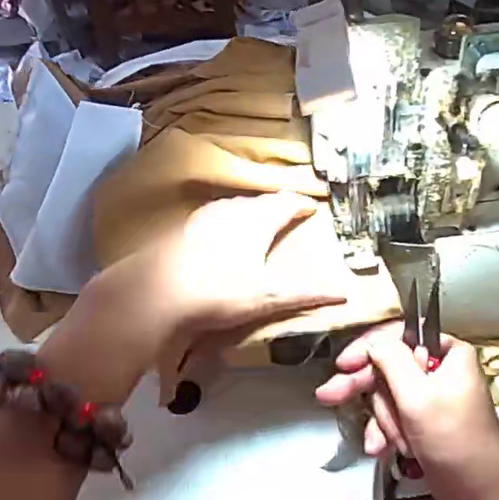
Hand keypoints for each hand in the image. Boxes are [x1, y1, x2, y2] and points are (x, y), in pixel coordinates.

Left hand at [41, 195, 345, 402]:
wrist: (154, 294)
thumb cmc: (219, 293)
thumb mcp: (268, 297)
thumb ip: (307, 293)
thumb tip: (344, 290)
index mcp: (258, 219)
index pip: (288, 203)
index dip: (303, 206)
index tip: (313, 210)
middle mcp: (232, 209)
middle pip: (262, 202)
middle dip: (278, 208)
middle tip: (290, 216)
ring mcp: (204, 215)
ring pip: (236, 207)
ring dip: (252, 213)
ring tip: (260, 224)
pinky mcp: (183, 228)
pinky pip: (215, 217)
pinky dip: (228, 222)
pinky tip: (222, 238)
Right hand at [313, 324, 498, 499]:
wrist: (481, 495)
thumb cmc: (455, 441)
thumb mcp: (418, 396)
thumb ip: (392, 362)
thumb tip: (375, 342)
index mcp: (447, 353)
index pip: (400, 335)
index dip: (368, 348)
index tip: (343, 364)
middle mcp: (440, 370)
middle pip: (388, 367)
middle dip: (365, 389)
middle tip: (331, 395)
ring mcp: (431, 397)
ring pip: (387, 396)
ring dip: (384, 420)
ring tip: (391, 442)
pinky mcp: (424, 422)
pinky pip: (394, 418)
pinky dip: (387, 433)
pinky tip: (382, 449)